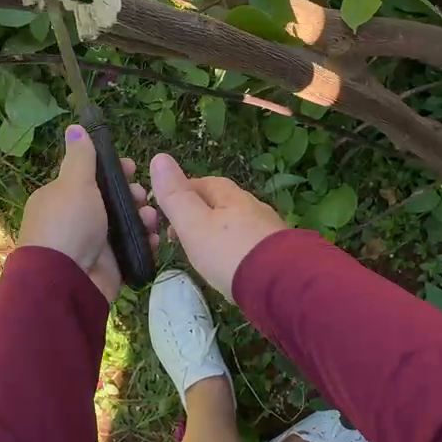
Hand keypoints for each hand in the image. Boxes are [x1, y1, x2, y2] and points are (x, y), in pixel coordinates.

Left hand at [18, 125, 158, 300]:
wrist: (66, 280)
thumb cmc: (69, 223)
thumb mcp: (74, 183)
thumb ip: (80, 157)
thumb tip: (74, 128)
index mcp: (62, 198)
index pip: (92, 178)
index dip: (114, 171)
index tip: (132, 168)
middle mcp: (77, 220)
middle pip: (113, 201)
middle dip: (134, 195)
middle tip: (145, 196)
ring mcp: (94, 245)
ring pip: (126, 224)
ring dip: (144, 218)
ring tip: (153, 219)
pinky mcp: (110, 266)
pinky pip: (133, 249)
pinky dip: (145, 243)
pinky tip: (154, 239)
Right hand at [148, 153, 286, 297]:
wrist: (281, 284)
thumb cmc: (230, 253)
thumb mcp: (194, 224)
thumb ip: (175, 195)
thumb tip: (159, 157)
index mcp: (230, 195)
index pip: (202, 183)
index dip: (182, 193)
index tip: (165, 214)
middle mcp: (253, 206)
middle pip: (221, 203)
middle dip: (199, 214)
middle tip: (180, 237)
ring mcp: (268, 229)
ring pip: (236, 224)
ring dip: (217, 233)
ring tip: (202, 254)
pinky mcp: (278, 252)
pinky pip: (249, 243)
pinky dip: (234, 250)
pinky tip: (230, 266)